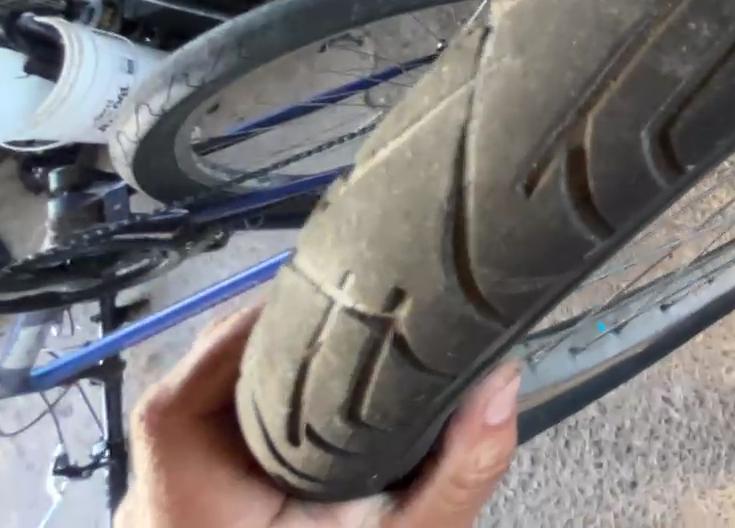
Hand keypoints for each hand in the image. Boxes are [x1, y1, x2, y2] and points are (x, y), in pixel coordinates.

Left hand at [118, 305, 519, 527]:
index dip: (235, 336)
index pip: (173, 406)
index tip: (317, 292)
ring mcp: (176, 509)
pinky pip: (224, 430)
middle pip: (195, 389)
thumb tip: (503, 382)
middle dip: (274, 335)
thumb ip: (457, 474)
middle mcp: (166, 508)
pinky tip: (330, 380)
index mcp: (193, 516)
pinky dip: (275, 394)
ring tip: (350, 329)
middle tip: (357, 301)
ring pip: (209, 408)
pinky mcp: (200, 508)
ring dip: (275, 363)